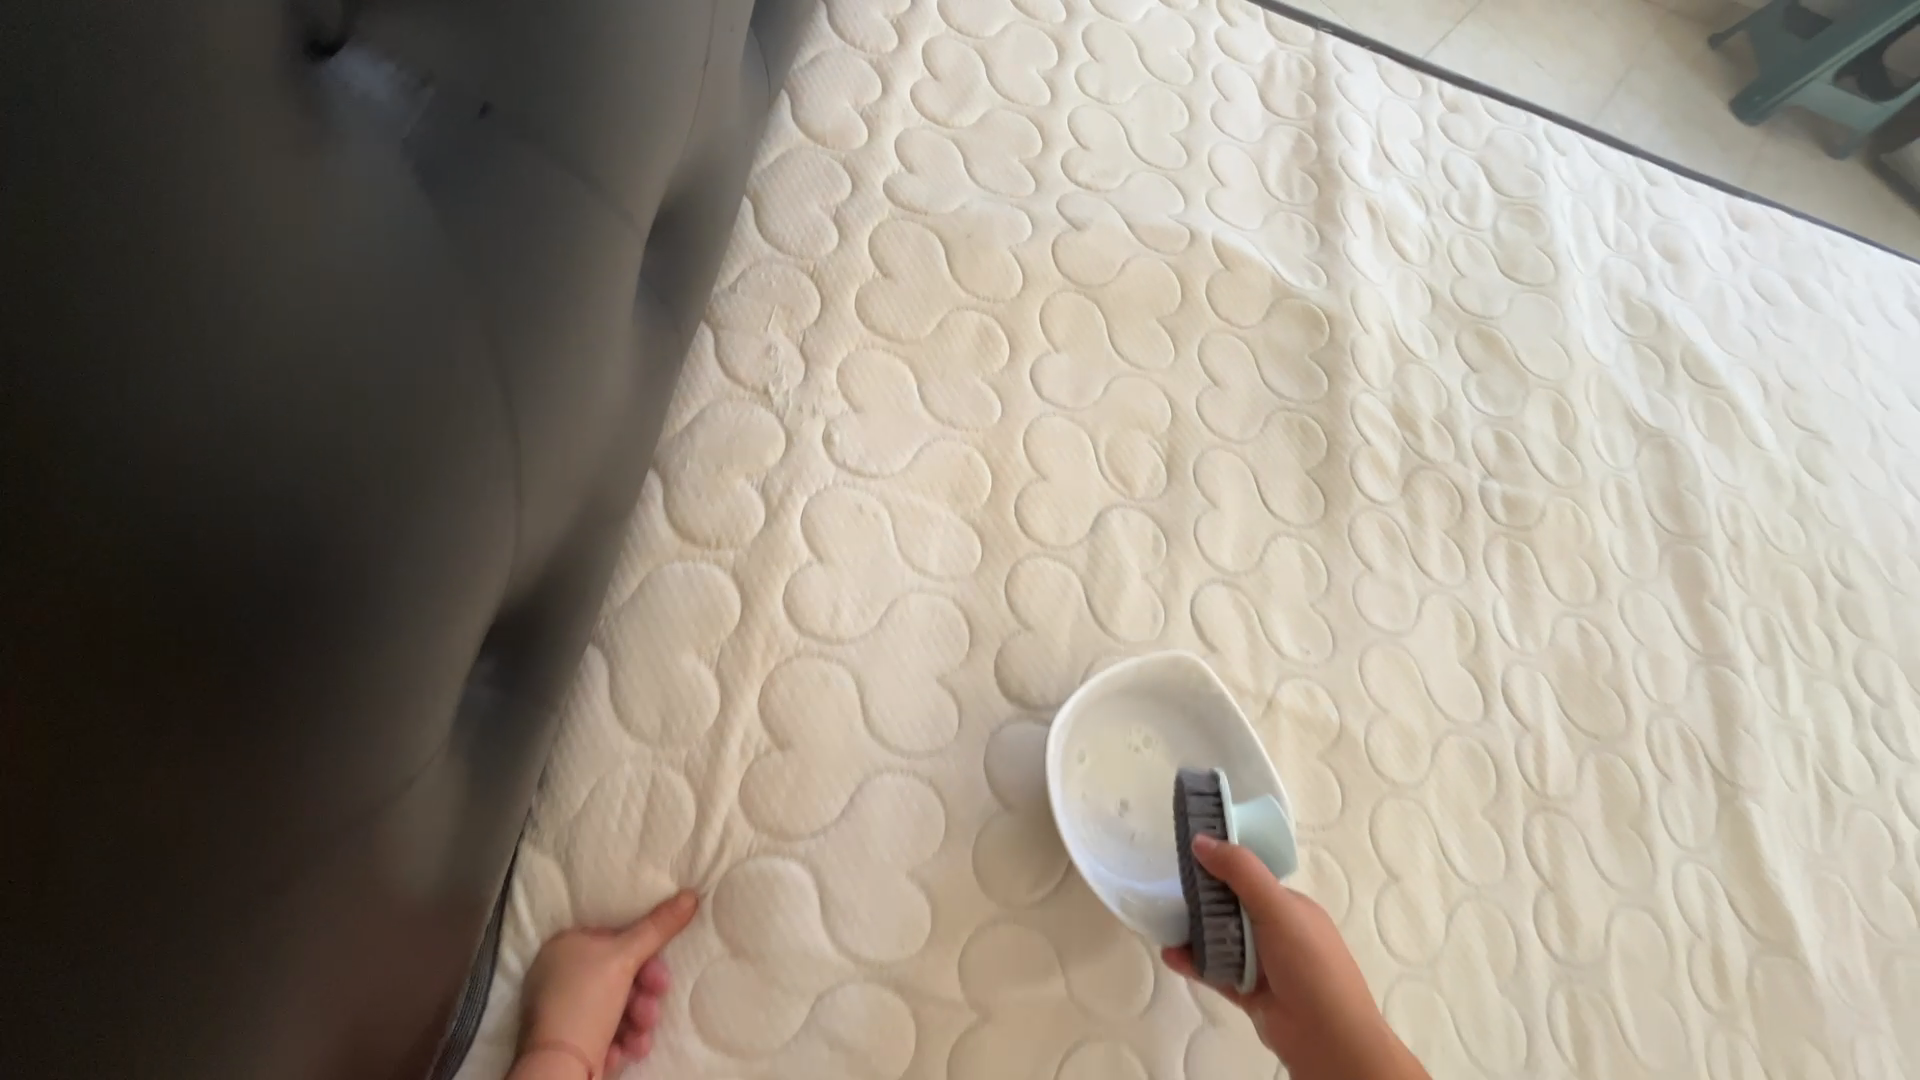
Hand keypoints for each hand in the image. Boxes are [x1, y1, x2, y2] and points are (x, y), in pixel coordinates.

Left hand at [514, 890, 698, 1077]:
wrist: (558, 1073)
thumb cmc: (586, 1002)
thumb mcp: (626, 957)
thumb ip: (660, 925)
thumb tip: (691, 894)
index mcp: (563, 948)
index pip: (614, 939)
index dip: (643, 953)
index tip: (661, 974)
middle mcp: (559, 976)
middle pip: (619, 974)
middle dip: (644, 993)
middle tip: (655, 1003)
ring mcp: (562, 1012)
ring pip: (617, 1005)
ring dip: (638, 1018)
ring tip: (641, 1034)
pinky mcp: (569, 1042)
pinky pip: (606, 1029)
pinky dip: (622, 1038)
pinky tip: (628, 1048)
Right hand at [1162, 837, 1426, 1079]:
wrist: (1330, 1043)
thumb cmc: (1309, 967)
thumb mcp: (1277, 908)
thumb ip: (1240, 871)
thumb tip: (1200, 839)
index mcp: (1290, 908)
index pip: (1250, 877)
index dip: (1220, 866)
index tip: (1186, 858)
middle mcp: (1278, 932)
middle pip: (1231, 907)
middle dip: (1201, 900)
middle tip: (1169, 893)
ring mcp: (1264, 965)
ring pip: (1221, 940)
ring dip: (1193, 933)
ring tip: (1164, 927)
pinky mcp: (1250, 992)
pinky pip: (1215, 970)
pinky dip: (1193, 961)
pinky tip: (1172, 955)